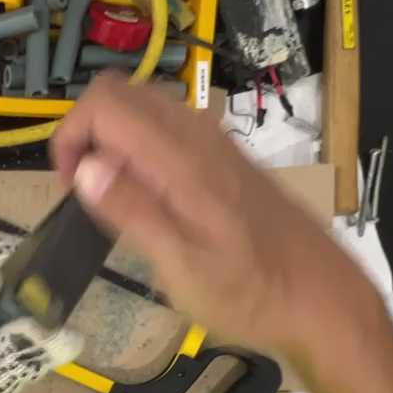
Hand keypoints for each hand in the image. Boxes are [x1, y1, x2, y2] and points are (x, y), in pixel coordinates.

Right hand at [48, 73, 377, 359]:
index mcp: (182, 159)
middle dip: (85, 134)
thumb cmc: (252, 293)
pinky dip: (138, 151)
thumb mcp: (181, 265)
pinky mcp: (224, 159)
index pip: (102, 104)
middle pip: (118, 94)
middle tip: (84, 191)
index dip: (70, 138)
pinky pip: (167, 130)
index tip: (70, 188)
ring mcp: (214, 144)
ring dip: (110, 142)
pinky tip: (149, 201)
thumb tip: (84, 169)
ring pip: (142, 108)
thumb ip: (131, 211)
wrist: (323, 299)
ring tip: (113, 199)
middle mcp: (198, 136)